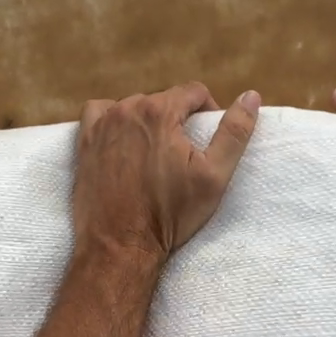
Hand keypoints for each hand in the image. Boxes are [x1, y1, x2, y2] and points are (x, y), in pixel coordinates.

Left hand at [72, 83, 260, 263]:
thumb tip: (251, 96)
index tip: (207, 139)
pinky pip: (99, 114)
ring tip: (154, 154)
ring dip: (147, 122)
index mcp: (160, 112)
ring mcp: (101, 125)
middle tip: (182, 155)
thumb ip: (234, 133)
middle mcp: (127, 110)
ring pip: (133, 108)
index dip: (207, 111)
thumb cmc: (169, 214)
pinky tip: (122, 142)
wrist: (119, 245)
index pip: (193, 92)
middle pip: (162, 100)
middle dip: (176, 120)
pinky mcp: (84, 142)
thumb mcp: (214, 176)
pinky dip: (112, 121)